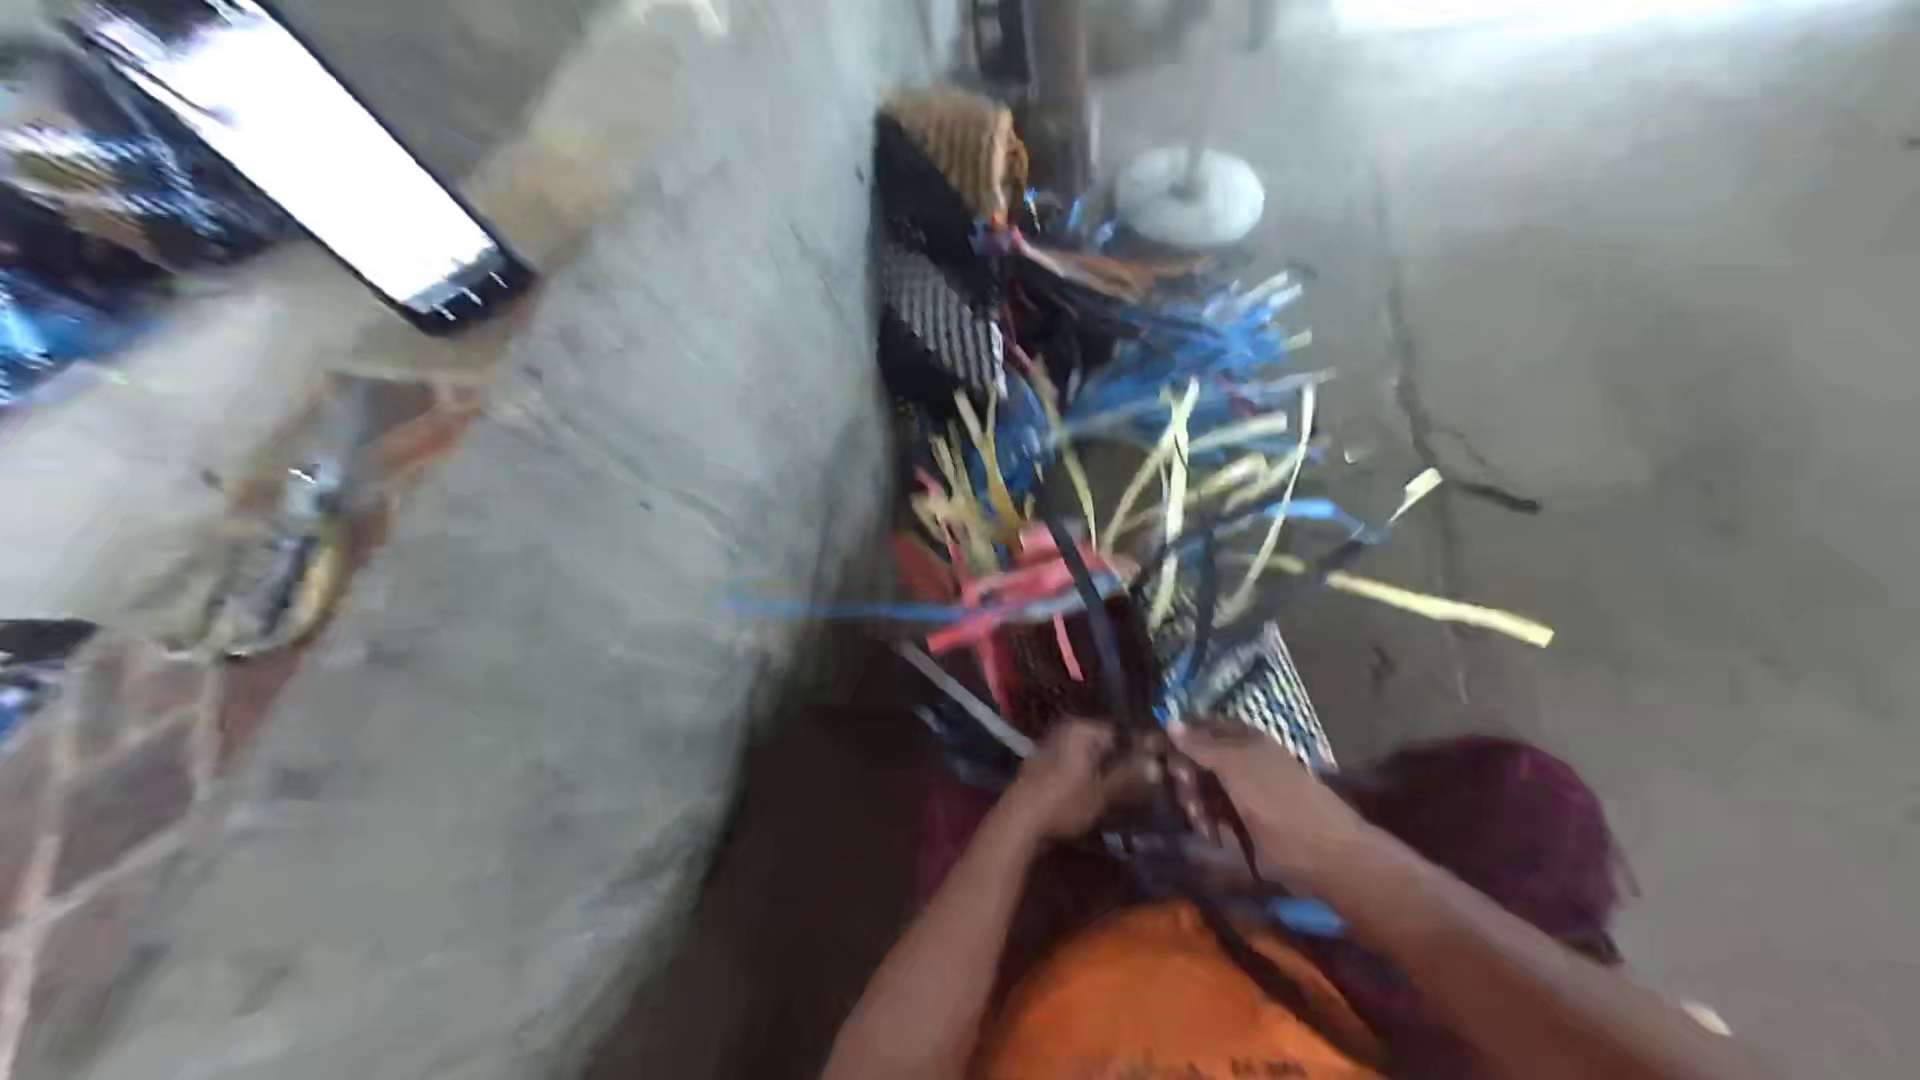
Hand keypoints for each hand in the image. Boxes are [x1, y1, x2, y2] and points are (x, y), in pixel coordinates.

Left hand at [1000, 718, 1158, 841]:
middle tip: (1142, 783)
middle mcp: (1066, 730)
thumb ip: (1130, 776)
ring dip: (1104, 770)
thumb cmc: (1064, 802)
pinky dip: (1086, 775)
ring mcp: (1053, 745)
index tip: (1155, 768)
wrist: (1019, 819)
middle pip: (1104, 743)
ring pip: (1089, 755)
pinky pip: (1074, 764)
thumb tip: (1157, 764)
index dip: (1140, 750)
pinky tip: (1096, 793)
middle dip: (1122, 761)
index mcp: (1082, 729)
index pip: (1122, 732)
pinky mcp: (1044, 763)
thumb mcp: (1102, 792)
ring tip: (1123, 791)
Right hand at [1168, 717, 1375, 882]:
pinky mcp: (1240, 821)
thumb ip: (1200, 743)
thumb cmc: (1276, 798)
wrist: (1320, 852)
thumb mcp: (1235, 763)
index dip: (1177, 737)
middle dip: (1183, 775)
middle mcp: (1238, 761)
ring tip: (1200, 818)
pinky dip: (1205, 821)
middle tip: (1186, 791)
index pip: (1198, 727)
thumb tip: (1168, 721)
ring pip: (1199, 788)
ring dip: (1192, 801)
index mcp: (1241, 739)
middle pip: (1194, 759)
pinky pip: (1210, 813)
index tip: (1157, 754)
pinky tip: (1209, 832)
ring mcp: (1239, 792)